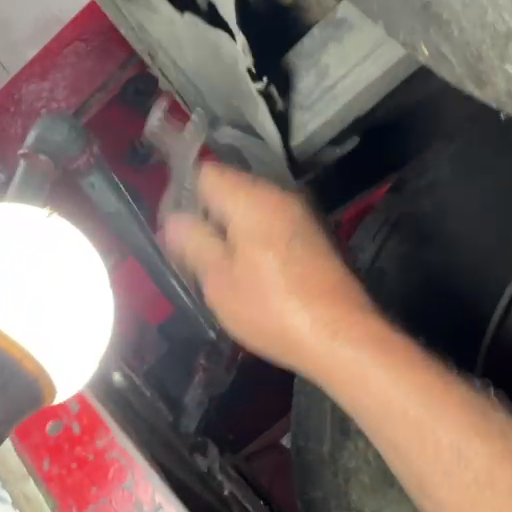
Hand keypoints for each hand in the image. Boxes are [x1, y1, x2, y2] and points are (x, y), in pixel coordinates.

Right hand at [163, 164, 380, 377]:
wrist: (339, 338)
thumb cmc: (269, 308)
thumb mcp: (217, 279)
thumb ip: (192, 242)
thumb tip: (173, 220)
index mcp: (251, 200)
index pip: (206, 173)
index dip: (182, 195)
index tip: (173, 230)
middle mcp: (278, 196)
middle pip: (229, 189)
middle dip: (206, 216)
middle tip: (189, 254)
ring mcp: (299, 216)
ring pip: (249, 208)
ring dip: (228, 231)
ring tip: (216, 268)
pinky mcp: (311, 237)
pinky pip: (269, 224)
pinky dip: (251, 240)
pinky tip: (246, 273)